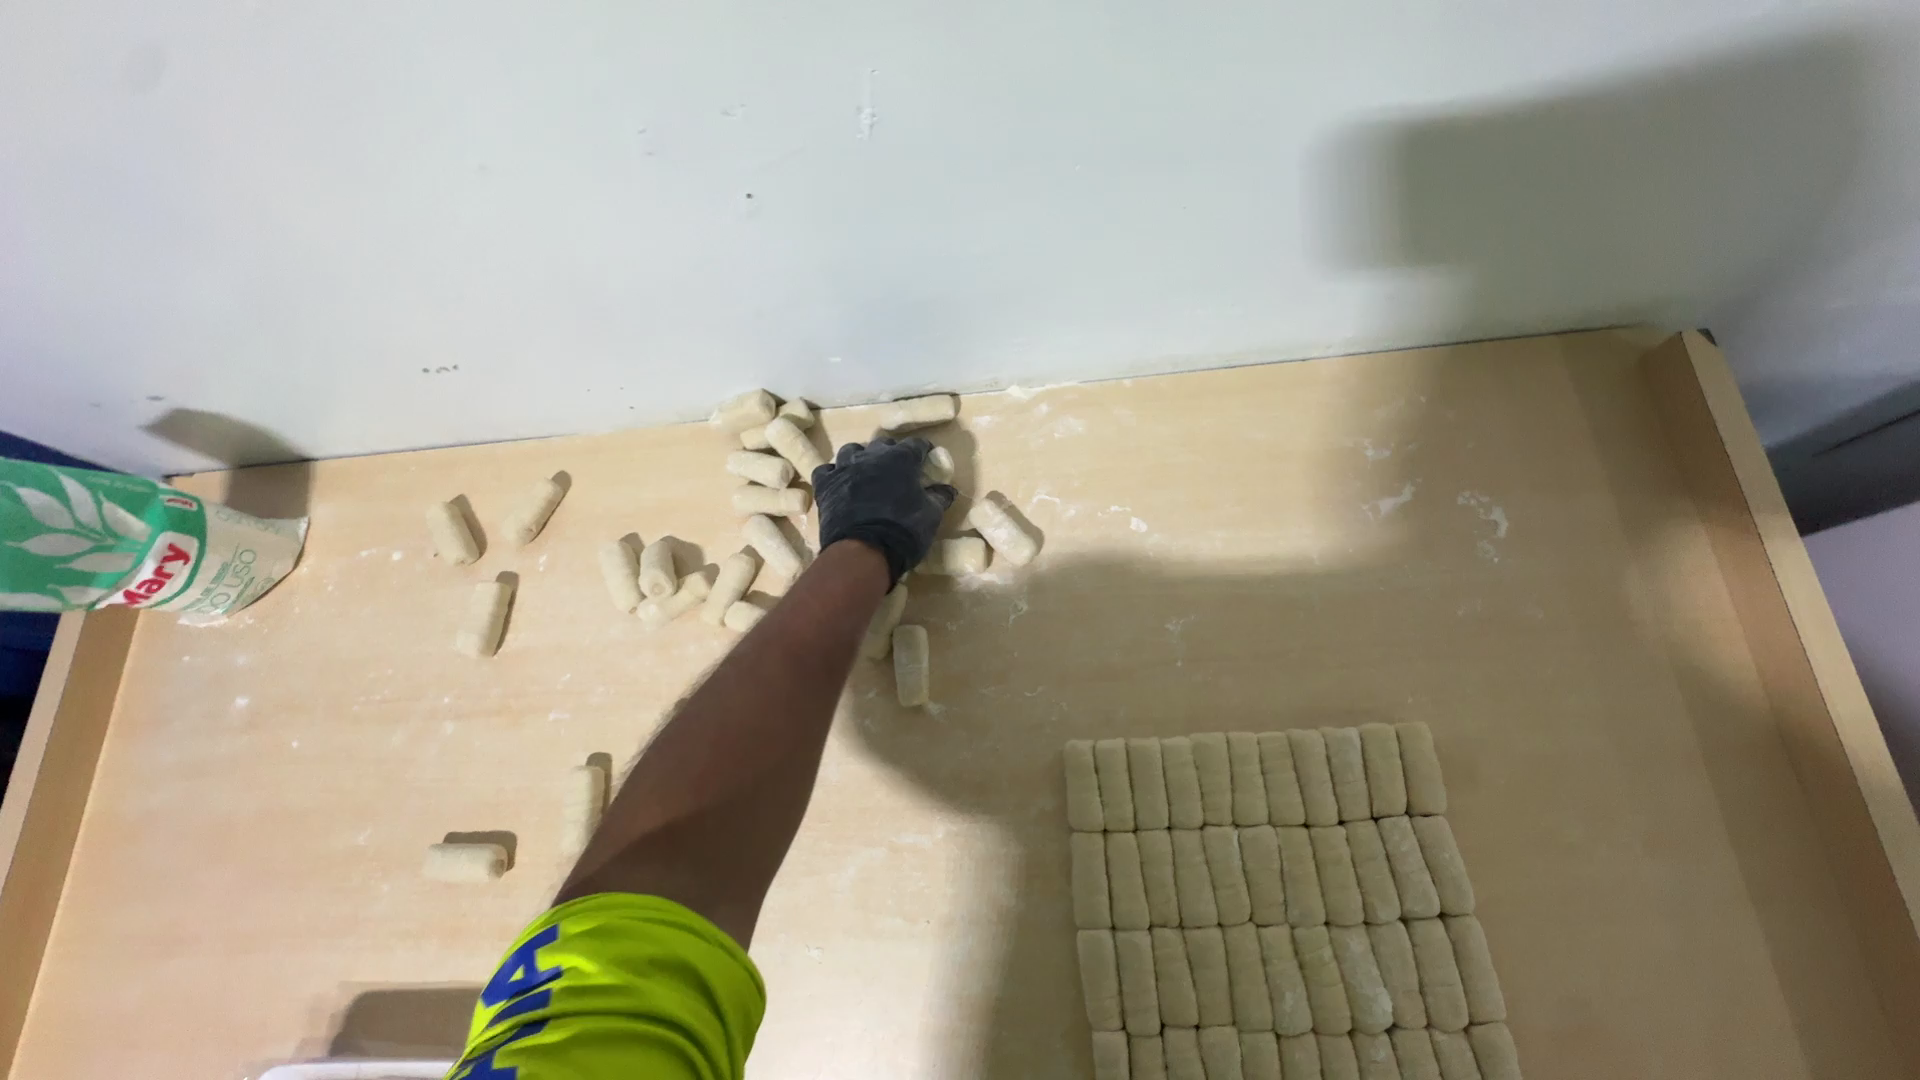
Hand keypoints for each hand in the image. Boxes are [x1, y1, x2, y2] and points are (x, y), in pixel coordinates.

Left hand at [811, 437, 957, 587]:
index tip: (926, 457)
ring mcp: (845, 468)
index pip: (915, 444)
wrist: (864, 551)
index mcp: (901, 459)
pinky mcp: (826, 484)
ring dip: (861, 458)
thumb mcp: (931, 515)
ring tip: (866, 473)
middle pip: (883, 445)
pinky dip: (834, 474)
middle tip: (897, 469)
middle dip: (891, 453)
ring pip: (852, 451)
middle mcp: (872, 456)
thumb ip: (939, 497)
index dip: (922, 450)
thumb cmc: (904, 530)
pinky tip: (839, 483)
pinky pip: (826, 470)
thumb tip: (948, 489)